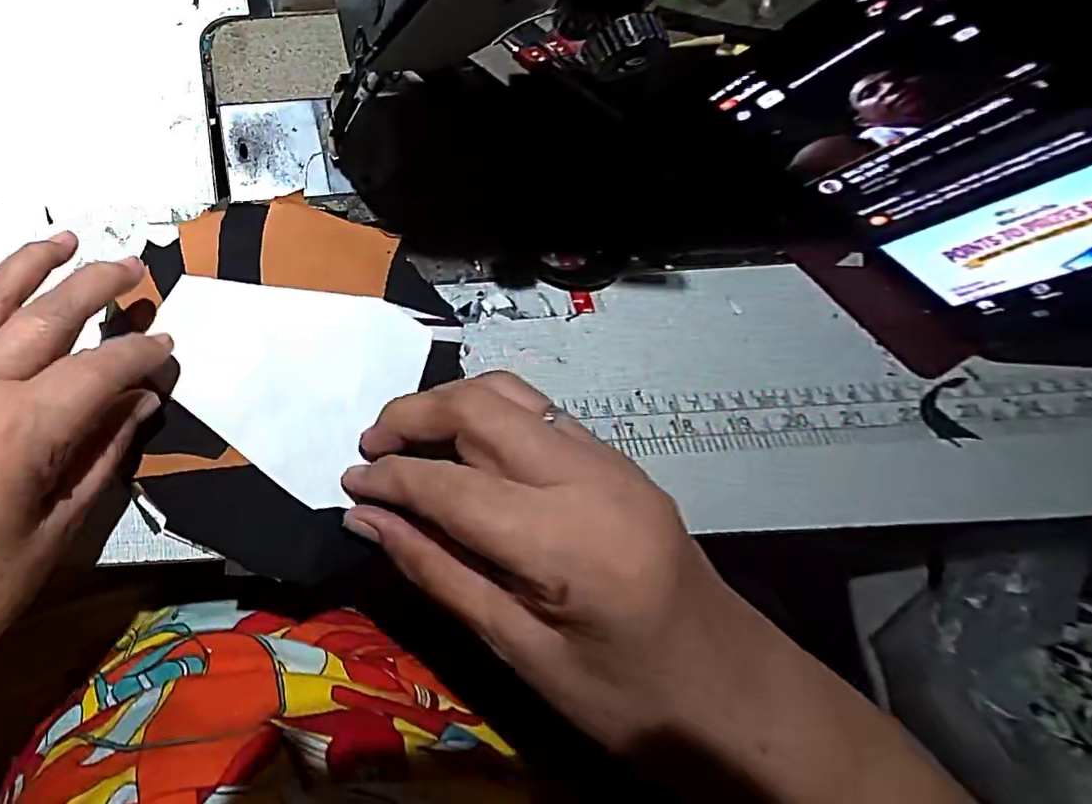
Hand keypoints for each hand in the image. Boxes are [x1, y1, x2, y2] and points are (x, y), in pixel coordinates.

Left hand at [0, 234, 172, 732]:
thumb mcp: (59, 528)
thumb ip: (104, 450)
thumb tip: (143, 398)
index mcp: (19, 435)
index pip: (100, 369)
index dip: (141, 353)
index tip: (167, 346)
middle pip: (50, 314)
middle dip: (99, 284)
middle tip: (134, 269)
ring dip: (31, 263)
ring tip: (66, 239)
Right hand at [341, 372, 969, 801]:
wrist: (741, 694)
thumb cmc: (630, 699)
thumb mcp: (521, 653)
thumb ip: (437, 574)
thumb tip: (367, 519)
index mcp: (567, 543)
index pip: (450, 487)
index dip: (389, 479)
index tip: (350, 482)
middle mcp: (588, 478)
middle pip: (477, 409)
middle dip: (410, 416)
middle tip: (371, 445)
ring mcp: (608, 458)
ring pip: (506, 392)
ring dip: (446, 402)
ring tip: (407, 435)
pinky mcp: (615, 456)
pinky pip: (535, 409)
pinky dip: (484, 410)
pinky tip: (463, 442)